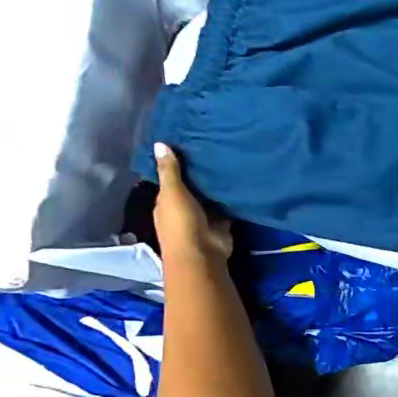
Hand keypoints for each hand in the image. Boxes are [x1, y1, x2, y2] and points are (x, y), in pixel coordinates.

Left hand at [153, 143, 231, 264]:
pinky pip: (226, 205)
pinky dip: (231, 196)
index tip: (188, 141)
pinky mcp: (220, 222)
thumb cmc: (181, 223)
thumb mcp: (172, 193)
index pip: (170, 178)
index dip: (176, 162)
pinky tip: (239, 177)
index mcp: (166, 202)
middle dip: (199, 171)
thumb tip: (159, 143)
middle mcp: (183, 208)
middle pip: (191, 186)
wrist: (202, 255)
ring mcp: (202, 216)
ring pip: (209, 195)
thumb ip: (169, 170)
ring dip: (215, 183)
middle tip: (213, 143)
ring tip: (228, 155)